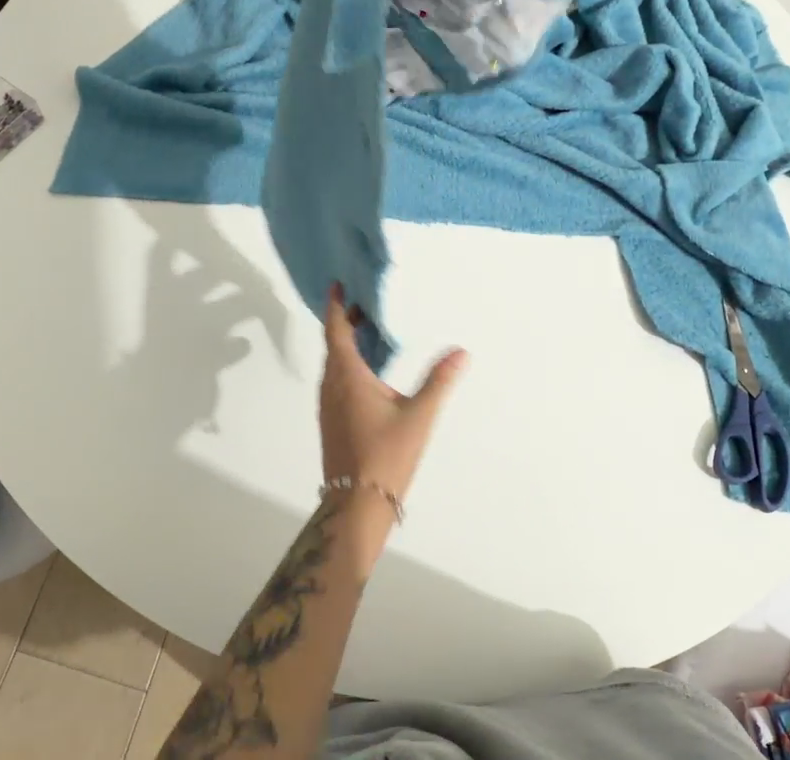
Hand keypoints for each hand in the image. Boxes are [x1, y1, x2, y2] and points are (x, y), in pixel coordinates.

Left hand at [318, 285, 466, 501]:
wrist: (356, 505)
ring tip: (371, 335)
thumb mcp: (419, 416)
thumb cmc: (385, 456)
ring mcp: (328, 407)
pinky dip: (348, 367)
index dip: (336, 306)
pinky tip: (369, 376)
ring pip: (334, 366)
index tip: (337, 284)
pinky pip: (337, 383)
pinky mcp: (332, 423)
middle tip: (366, 305)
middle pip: (334, 346)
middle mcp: (331, 387)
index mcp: (347, 377)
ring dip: (347, 346)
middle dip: (347, 323)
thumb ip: (439, 381)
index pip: (337, 331)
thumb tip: (460, 351)